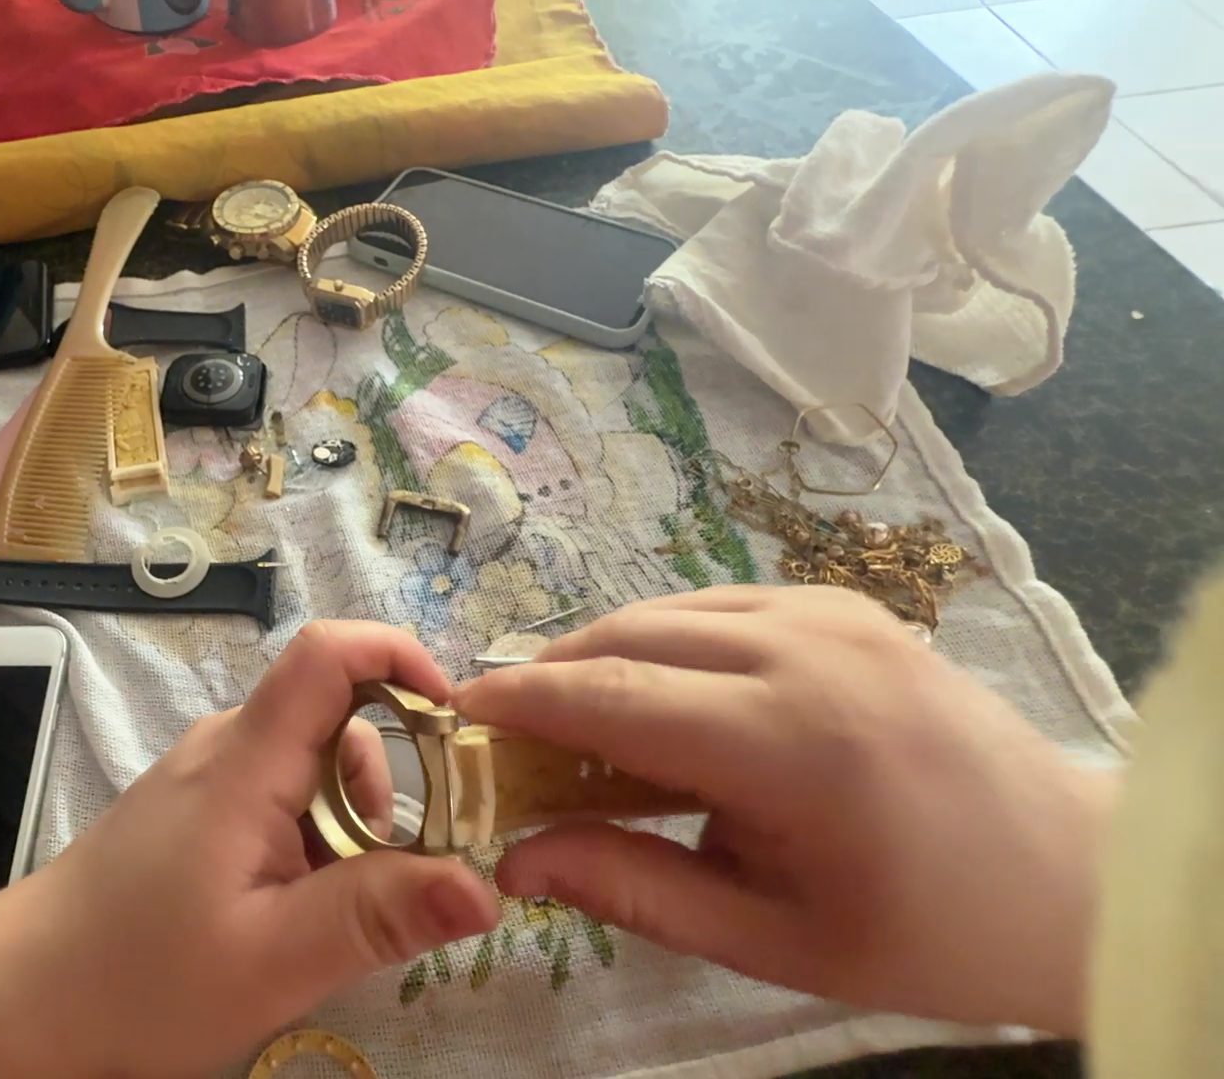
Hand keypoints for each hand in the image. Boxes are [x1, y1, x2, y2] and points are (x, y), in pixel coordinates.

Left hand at [0, 622, 499, 1077]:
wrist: (22, 994)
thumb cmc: (137, 978)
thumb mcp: (272, 960)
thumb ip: (377, 916)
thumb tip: (484, 889)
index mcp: (245, 759)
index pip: (326, 653)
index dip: (398, 657)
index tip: (452, 721)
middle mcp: (228, 744)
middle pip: (335, 715)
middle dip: (389, 782)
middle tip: (398, 872)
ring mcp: (209, 772)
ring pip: (312, 760)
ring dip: (350, 820)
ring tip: (332, 905)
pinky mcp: (199, 802)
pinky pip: (280, 789)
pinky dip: (314, 832)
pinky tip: (293, 899)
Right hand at [455, 585, 1115, 1035]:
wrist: (1081, 876)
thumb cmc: (923, 929)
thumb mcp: (769, 938)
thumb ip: (628, 888)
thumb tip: (512, 860)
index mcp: (792, 742)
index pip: (610, 695)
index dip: (519, 698)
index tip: (456, 710)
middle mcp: (803, 648)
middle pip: (621, 637)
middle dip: (547, 677)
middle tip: (510, 730)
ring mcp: (822, 609)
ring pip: (654, 611)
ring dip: (596, 659)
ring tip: (575, 717)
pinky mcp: (831, 599)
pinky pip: (701, 606)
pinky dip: (652, 644)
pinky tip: (655, 694)